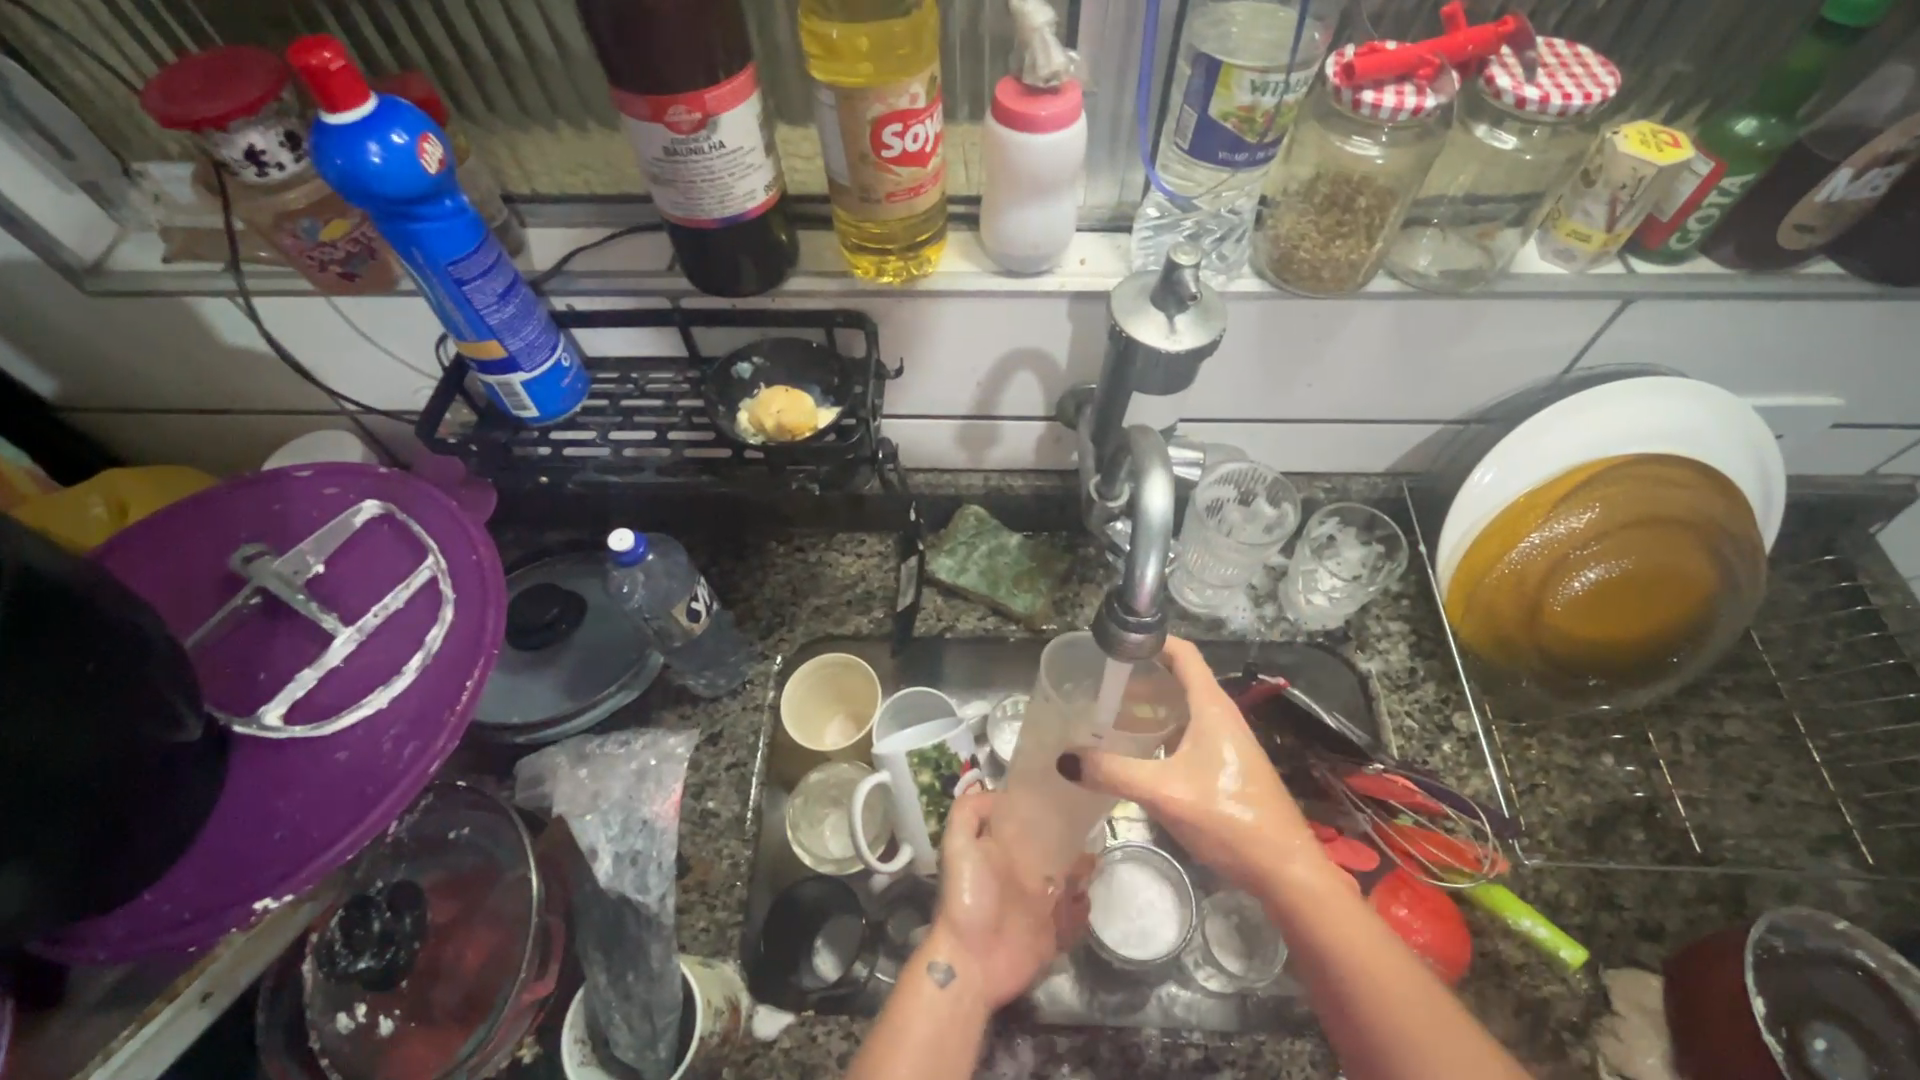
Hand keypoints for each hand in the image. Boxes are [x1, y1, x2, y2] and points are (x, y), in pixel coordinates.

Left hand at [930, 790, 1090, 1009]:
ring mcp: (1040, 904)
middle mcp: (1024, 873)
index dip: (1049, 814)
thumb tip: (999, 792)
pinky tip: (1084, 903)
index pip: (1031, 826)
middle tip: (1093, 841)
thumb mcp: (958, 847)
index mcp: (1004, 851)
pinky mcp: (1053, 932)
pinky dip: (1084, 910)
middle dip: (1077, 846)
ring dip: (1084, 876)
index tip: (1072, 801)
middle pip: (1059, 852)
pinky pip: (1077, 917)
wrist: (972, 962)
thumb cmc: (967, 900)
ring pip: (1073, 882)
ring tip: (1090, 872)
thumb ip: (969, 813)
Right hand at [1057, 637, 1323, 893]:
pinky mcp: (1224, 766)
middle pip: (1177, 679)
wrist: (1282, 868)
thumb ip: (1112, 772)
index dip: (1150, 639)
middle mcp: (1220, 715)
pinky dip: (1158, 733)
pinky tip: (1134, 753)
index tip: (1112, 643)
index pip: (1182, 652)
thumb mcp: (1163, 792)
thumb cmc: (1228, 817)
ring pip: (1180, 709)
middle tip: (1096, 683)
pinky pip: (1185, 734)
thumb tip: (1064, 759)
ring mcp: (1224, 742)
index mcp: (1211, 706)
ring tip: (1105, 715)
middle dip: (1138, 676)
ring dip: (1147, 707)